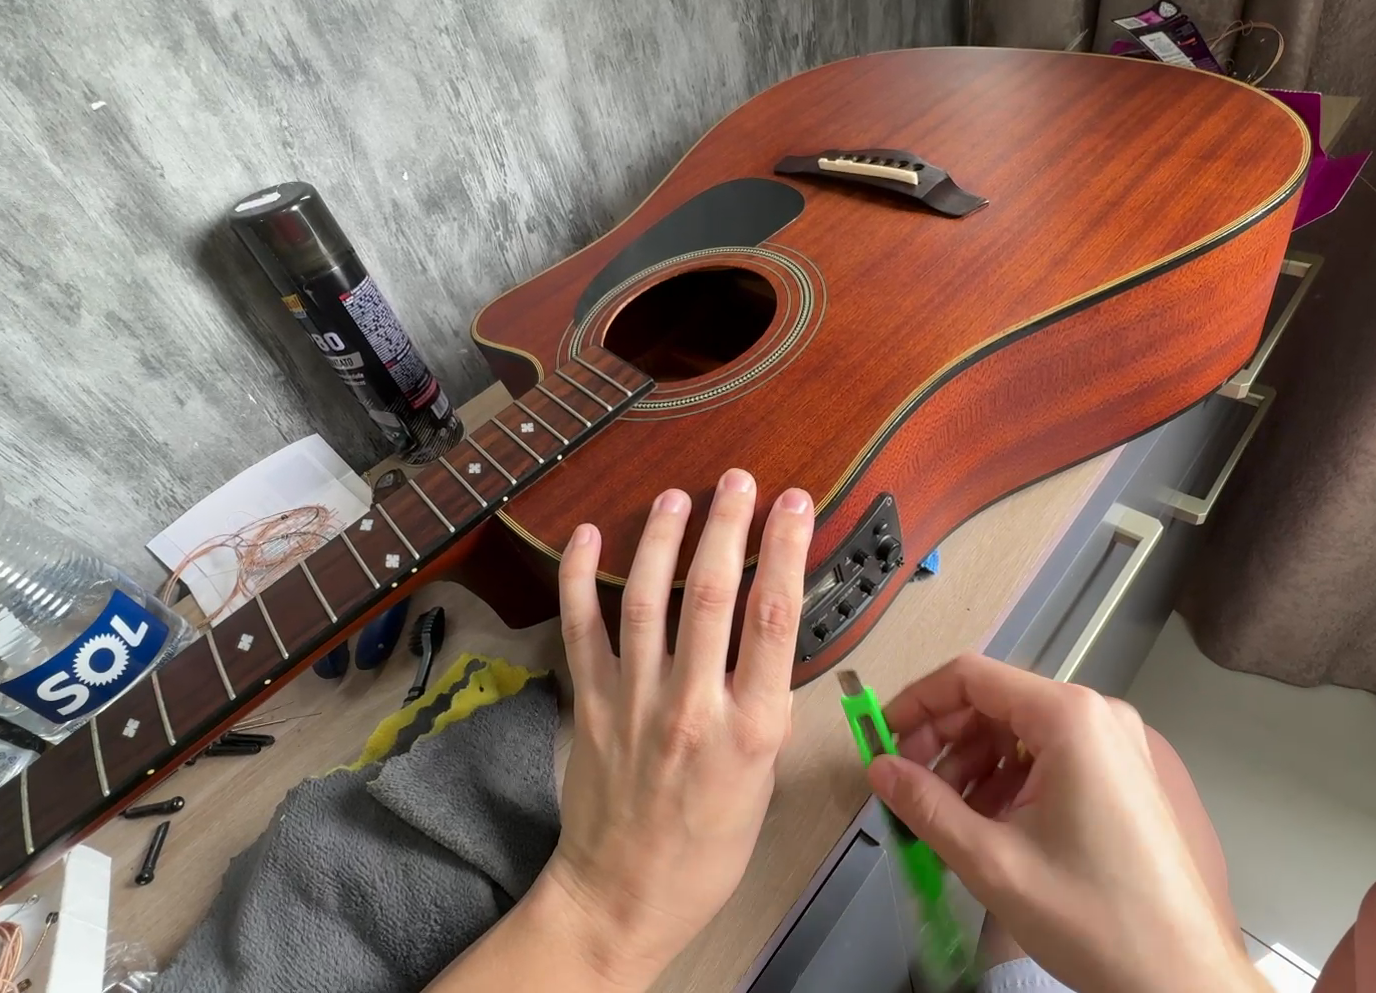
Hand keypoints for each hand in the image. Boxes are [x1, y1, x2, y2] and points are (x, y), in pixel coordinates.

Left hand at [536, 469, 815, 987]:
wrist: (626, 894)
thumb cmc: (708, 845)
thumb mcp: (764, 777)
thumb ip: (765, 700)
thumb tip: (767, 634)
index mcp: (750, 726)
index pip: (775, 618)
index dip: (787, 550)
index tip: (794, 505)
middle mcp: (693, 705)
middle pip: (711, 595)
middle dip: (728, 526)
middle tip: (738, 480)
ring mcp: (634, 700)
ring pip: (647, 602)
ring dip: (663, 541)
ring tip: (678, 496)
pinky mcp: (589, 704)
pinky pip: (582, 630)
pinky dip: (581, 579)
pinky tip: (590, 536)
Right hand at [868, 655, 1261, 992]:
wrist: (1187, 986)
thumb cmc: (1094, 920)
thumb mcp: (993, 862)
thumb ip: (926, 805)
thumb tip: (878, 769)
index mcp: (1069, 717)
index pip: (971, 677)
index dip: (918, 702)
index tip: (882, 736)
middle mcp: (1096, 714)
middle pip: (995, 701)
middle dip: (944, 740)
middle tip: (909, 783)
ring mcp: (1115, 742)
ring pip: (1018, 730)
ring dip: (973, 764)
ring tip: (947, 813)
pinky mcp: (1123, 772)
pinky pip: (1047, 754)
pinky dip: (1009, 779)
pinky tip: (990, 822)